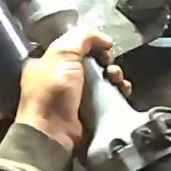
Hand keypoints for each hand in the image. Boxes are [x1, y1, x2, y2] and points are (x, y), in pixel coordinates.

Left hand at [15, 25, 130, 150]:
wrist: (53, 133)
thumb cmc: (52, 91)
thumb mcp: (62, 53)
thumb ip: (82, 38)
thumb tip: (104, 39)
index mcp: (48, 61)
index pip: (74, 45)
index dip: (91, 43)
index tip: (102, 46)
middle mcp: (61, 77)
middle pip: (92, 61)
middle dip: (106, 60)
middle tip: (108, 65)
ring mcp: (76, 95)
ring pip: (103, 78)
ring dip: (115, 75)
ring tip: (116, 79)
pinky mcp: (90, 111)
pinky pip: (109, 96)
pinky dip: (118, 91)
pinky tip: (122, 90)